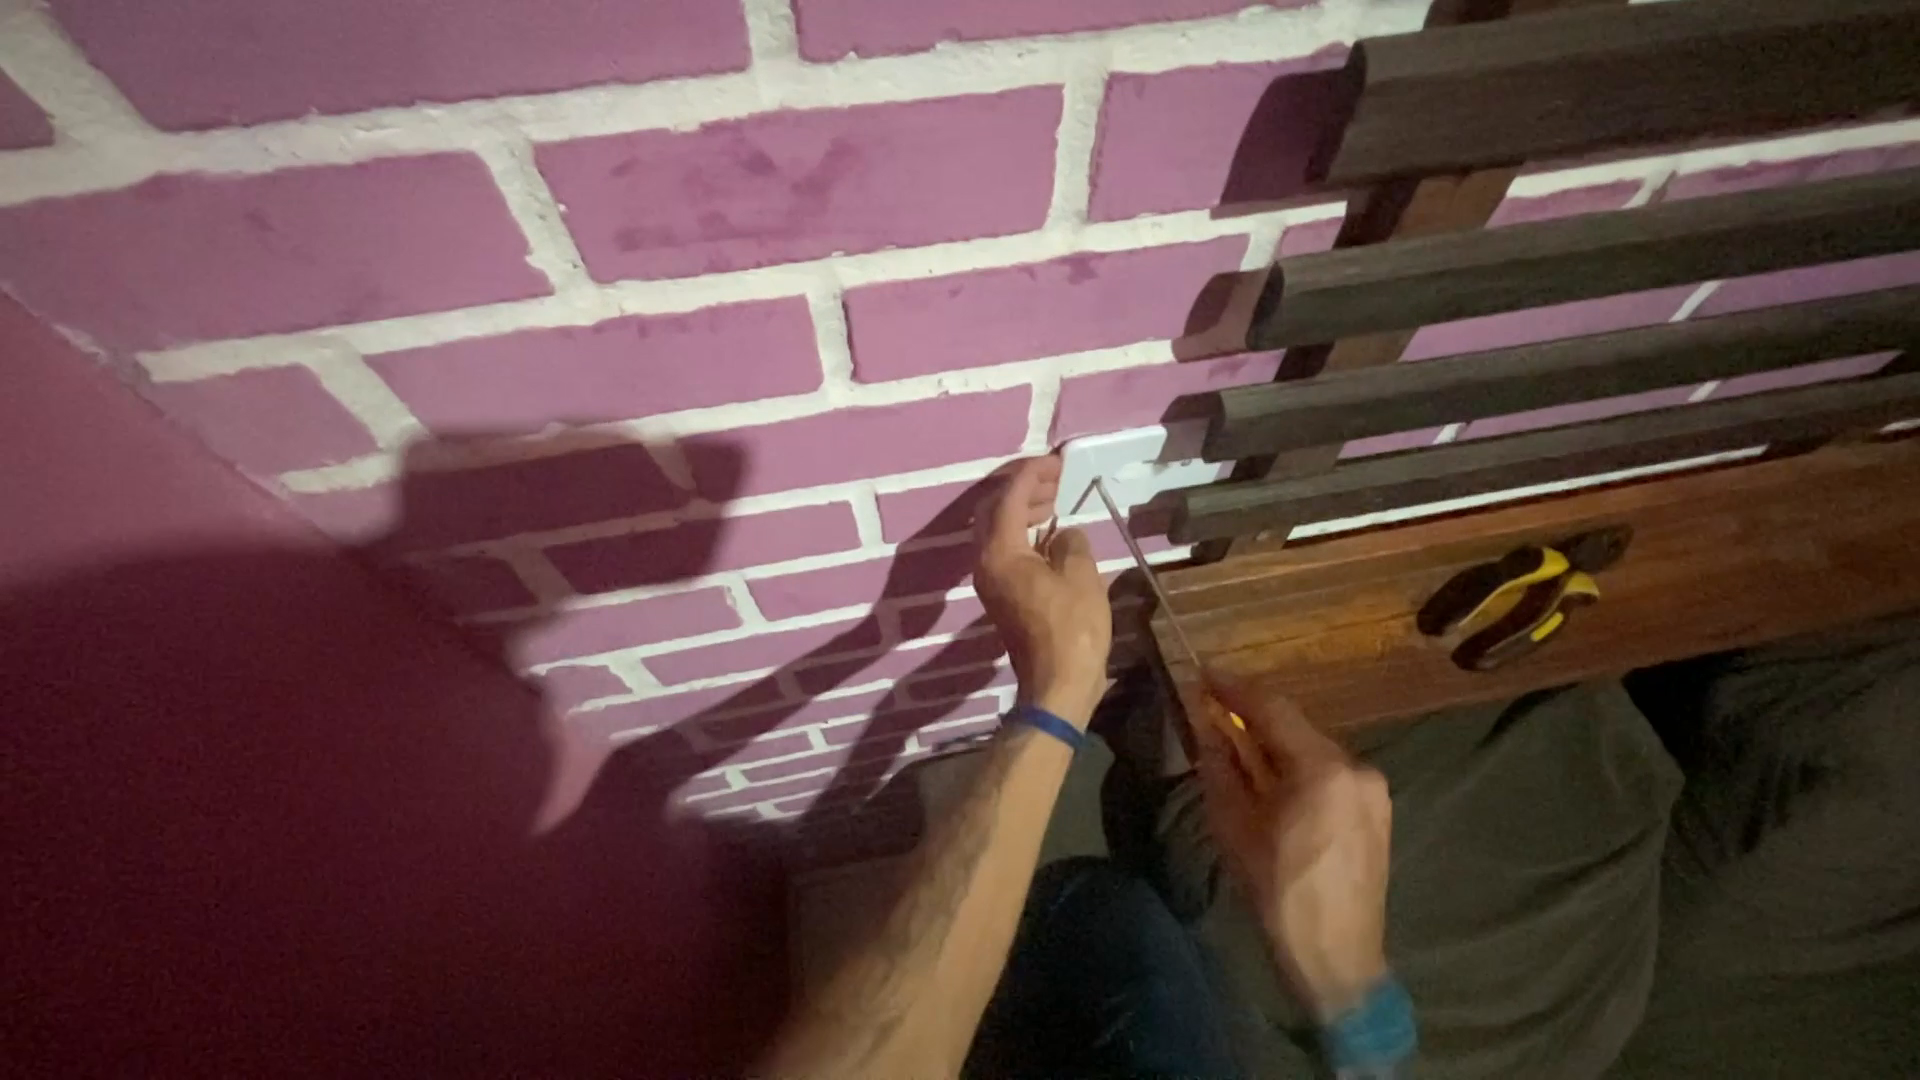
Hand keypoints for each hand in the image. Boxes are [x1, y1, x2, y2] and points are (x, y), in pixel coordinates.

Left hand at [972, 456, 1112, 728]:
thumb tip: (1062, 535)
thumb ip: (1069, 543)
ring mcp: (989, 581)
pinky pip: (1002, 549)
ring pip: (994, 530)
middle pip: (990, 510)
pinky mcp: (999, 595)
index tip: (1056, 461)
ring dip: (1020, 510)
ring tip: (1053, 501)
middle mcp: (984, 563)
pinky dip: (1021, 532)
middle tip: (1053, 479)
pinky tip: (1047, 533)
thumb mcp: (1081, 576)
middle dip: (1020, 488)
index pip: (1008, 498)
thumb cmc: (1072, 630)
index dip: (1032, 475)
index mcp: (1000, 553)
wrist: (1056, 685)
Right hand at [1192, 676, 1391, 1019]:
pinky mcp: (1376, 808)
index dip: (1233, 686)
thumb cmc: (1276, 890)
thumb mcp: (1233, 823)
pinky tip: (1272, 776)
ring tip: (1237, 744)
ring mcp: (1373, 788)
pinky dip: (1296, 762)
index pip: (1272, 707)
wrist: (1337, 957)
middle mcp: (1355, 766)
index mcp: (1321, 769)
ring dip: (1273, 740)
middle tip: (1212, 708)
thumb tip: (1208, 725)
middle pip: (1295, 724)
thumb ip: (1220, 764)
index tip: (1201, 672)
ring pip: (1312, 745)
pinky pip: (1328, 769)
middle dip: (1252, 713)